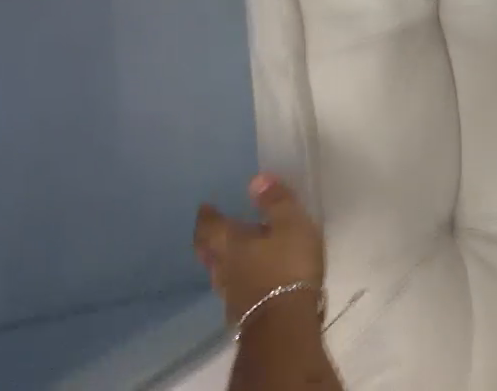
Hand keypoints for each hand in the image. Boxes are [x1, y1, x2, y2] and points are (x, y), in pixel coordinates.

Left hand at [194, 173, 325, 325]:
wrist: (285, 318)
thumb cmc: (288, 263)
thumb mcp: (291, 224)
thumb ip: (276, 201)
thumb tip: (256, 178)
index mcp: (231, 243)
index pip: (210, 226)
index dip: (207, 215)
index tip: (205, 206)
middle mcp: (222, 266)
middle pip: (207, 250)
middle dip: (208, 236)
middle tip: (211, 226)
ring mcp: (229, 290)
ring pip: (218, 268)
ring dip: (220, 257)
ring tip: (232, 248)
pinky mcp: (241, 307)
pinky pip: (232, 284)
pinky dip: (236, 274)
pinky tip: (248, 275)